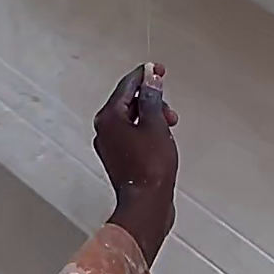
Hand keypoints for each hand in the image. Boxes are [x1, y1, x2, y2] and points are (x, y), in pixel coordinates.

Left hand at [94, 63, 178, 263]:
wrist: (147, 204)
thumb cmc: (150, 168)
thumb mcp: (156, 124)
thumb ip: (152, 98)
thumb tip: (150, 79)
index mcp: (108, 118)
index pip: (126, 86)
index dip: (144, 75)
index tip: (156, 69)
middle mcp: (104, 130)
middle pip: (127, 102)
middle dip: (151, 100)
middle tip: (169, 110)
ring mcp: (109, 145)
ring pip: (130, 119)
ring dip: (151, 117)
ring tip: (169, 127)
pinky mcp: (118, 158)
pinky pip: (131, 135)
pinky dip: (146, 131)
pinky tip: (161, 139)